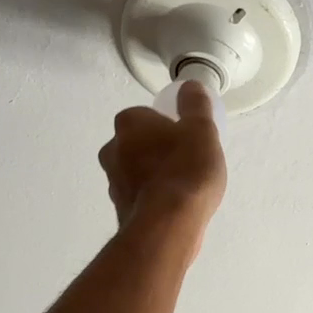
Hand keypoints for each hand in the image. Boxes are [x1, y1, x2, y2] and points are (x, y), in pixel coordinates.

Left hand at [98, 81, 226, 230]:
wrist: (169, 225)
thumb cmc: (186, 169)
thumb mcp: (201, 130)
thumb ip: (195, 105)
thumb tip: (189, 86)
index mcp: (128, 124)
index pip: (144, 115)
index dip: (165, 124)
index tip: (185, 137)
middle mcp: (111, 150)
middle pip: (136, 143)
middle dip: (155, 149)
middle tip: (185, 159)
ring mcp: (112, 182)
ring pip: (135, 170)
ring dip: (153, 174)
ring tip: (182, 186)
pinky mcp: (119, 210)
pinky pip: (139, 196)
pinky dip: (152, 197)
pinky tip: (173, 206)